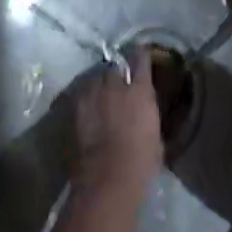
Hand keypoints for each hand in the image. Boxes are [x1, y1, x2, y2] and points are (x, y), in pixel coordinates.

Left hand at [71, 49, 162, 191]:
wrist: (107, 178)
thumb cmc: (140, 163)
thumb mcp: (155, 137)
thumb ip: (148, 115)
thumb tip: (144, 111)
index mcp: (140, 91)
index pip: (141, 59)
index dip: (141, 55)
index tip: (141, 53)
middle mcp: (116, 84)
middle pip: (115, 68)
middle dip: (117, 75)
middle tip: (118, 86)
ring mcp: (93, 92)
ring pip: (96, 78)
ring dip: (100, 85)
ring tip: (101, 95)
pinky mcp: (76, 105)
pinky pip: (82, 93)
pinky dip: (86, 97)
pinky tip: (87, 106)